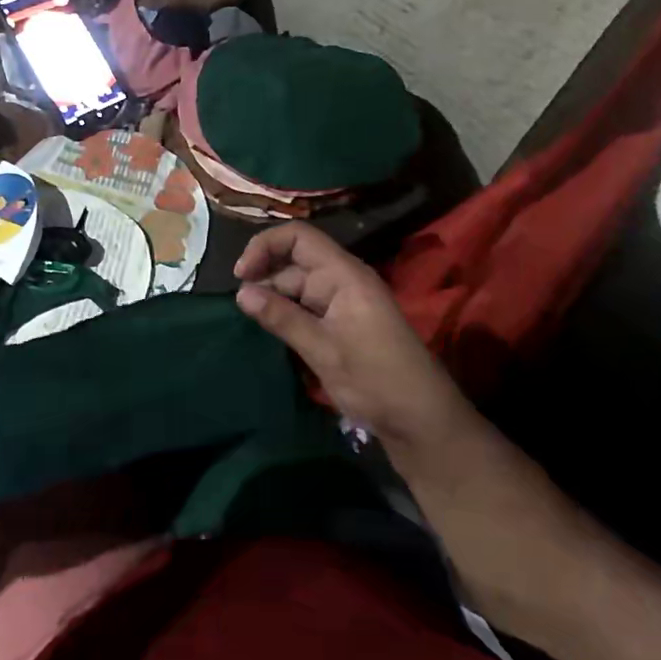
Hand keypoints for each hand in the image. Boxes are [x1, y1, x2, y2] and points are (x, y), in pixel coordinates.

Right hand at [235, 222, 470, 449]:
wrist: (422, 421)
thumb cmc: (376, 380)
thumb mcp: (324, 350)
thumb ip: (282, 318)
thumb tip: (240, 292)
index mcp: (344, 275)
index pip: (299, 237)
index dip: (265, 246)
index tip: (241, 275)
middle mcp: (343, 281)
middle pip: (294, 262)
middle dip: (264, 276)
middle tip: (238, 307)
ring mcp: (343, 304)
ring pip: (297, 288)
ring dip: (273, 299)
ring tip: (248, 321)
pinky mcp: (342, 326)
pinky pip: (306, 309)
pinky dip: (286, 315)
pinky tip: (269, 331)